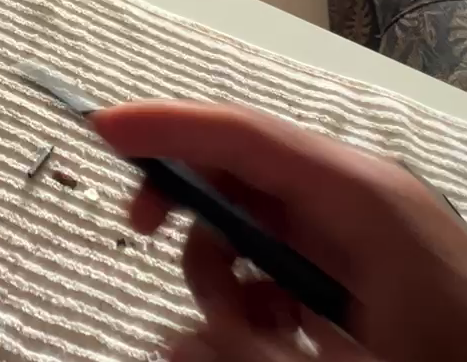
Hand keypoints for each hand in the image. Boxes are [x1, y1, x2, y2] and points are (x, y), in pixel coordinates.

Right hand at [91, 102, 466, 361]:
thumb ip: (253, 349)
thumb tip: (169, 342)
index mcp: (360, 194)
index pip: (242, 134)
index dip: (167, 126)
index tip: (103, 131)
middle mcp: (355, 192)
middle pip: (240, 167)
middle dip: (185, 202)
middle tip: (141, 231)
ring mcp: (360, 225)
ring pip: (254, 215)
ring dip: (222, 265)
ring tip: (235, 332)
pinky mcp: (364, 262)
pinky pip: (282, 252)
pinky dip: (254, 287)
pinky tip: (268, 333)